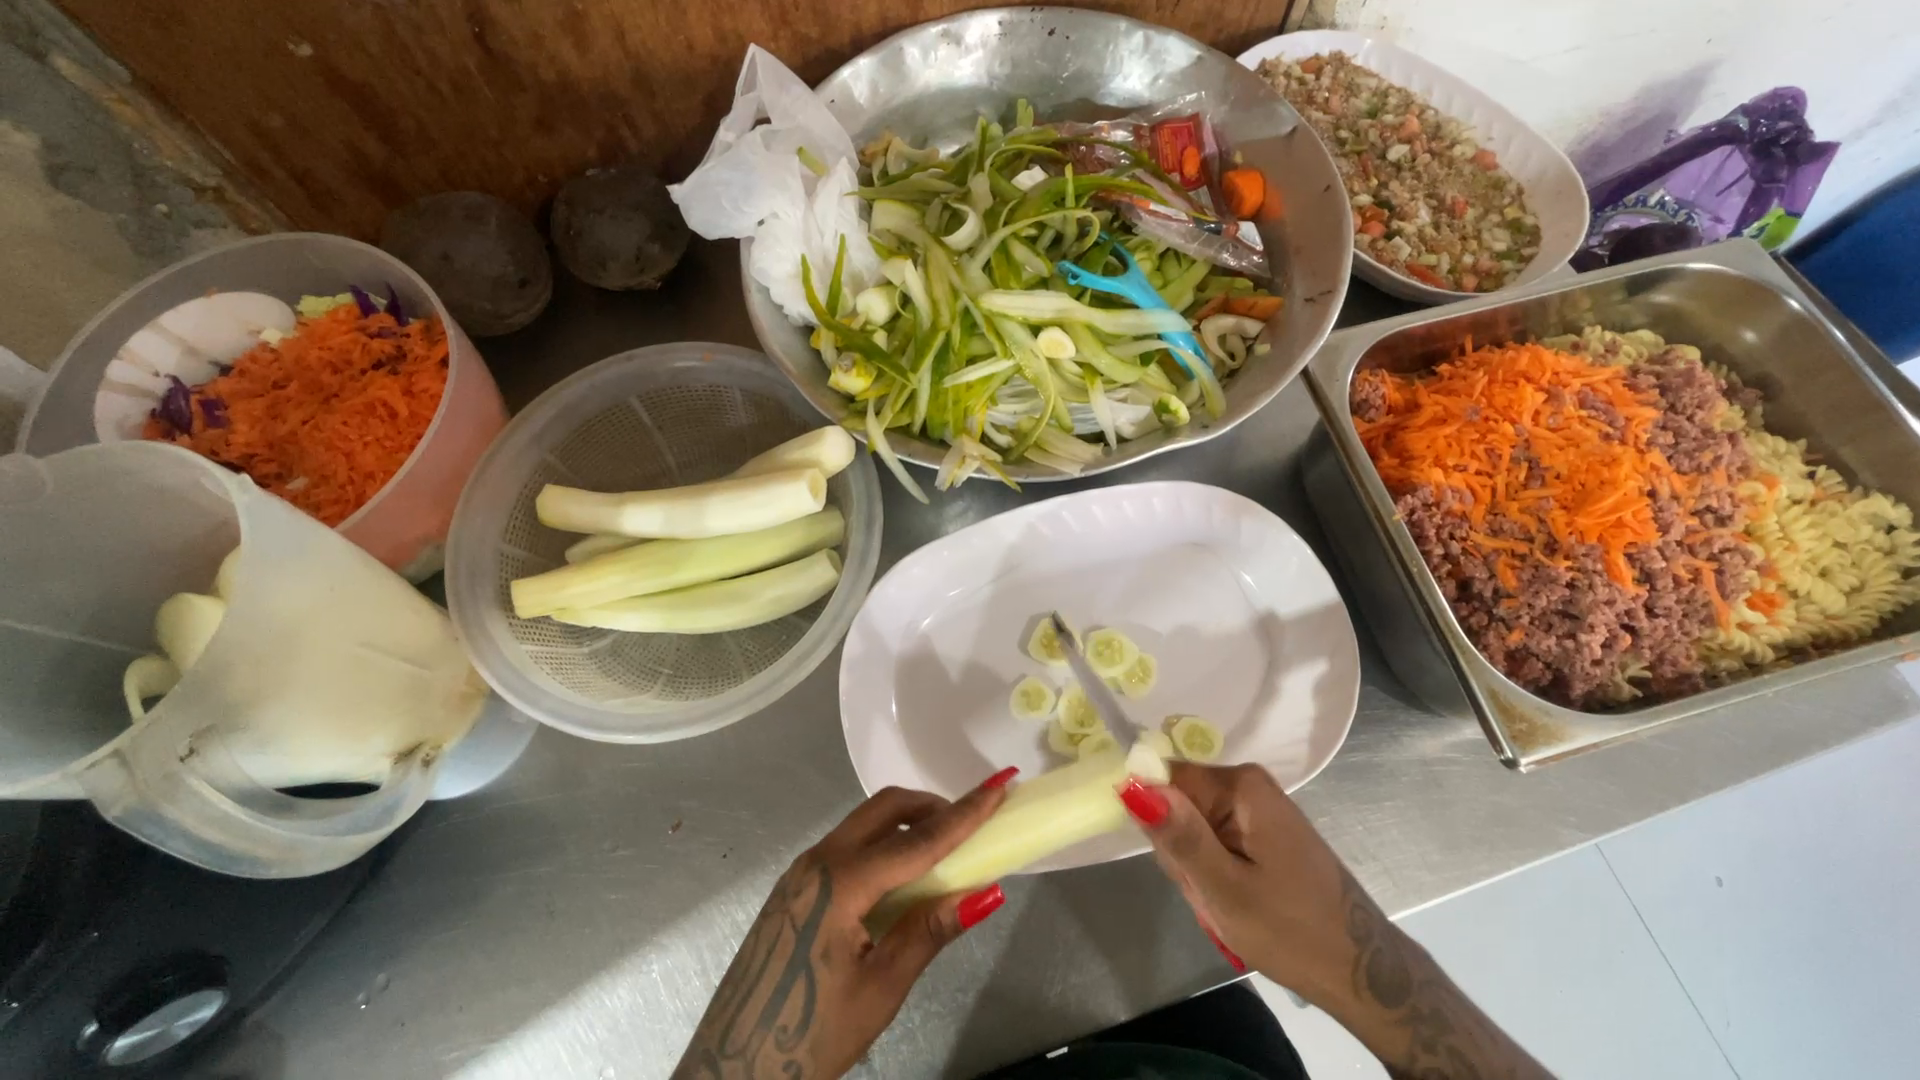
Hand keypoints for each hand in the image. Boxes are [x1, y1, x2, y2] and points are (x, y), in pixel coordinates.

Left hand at [672, 769, 1015, 1079]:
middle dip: (932, 806)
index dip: (965, 813)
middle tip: (972, 825)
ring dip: (907, 825)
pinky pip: (848, 846)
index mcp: (842, 882)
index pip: (917, 839)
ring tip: (943, 856)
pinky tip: (901, 880)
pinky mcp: (795, 886)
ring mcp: (802, 871)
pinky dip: (884, 845)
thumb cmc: (813, 1032)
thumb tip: (986, 892)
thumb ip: (930, 931)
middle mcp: (819, 861)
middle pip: (885, 809)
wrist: (734, 1065)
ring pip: (864, 824)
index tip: (1000, 784)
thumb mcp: (882, 987)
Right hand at [1121, 763, 1551, 1079]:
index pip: (1164, 778)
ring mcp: (1258, 809)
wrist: (1361, 972)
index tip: (1179, 865)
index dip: (1159, 822)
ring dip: (1197, 868)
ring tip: (1224, 901)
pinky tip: (1235, 900)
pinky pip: (1215, 841)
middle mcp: (1249, 785)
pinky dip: (1215, 873)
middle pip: (1178, 803)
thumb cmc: (1290, 931)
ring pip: (1193, 827)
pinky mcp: (1264, 832)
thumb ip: (1178, 835)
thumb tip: (1131, 783)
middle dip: (1181, 851)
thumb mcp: (1223, 889)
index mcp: (1241, 786)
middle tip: (1208, 893)